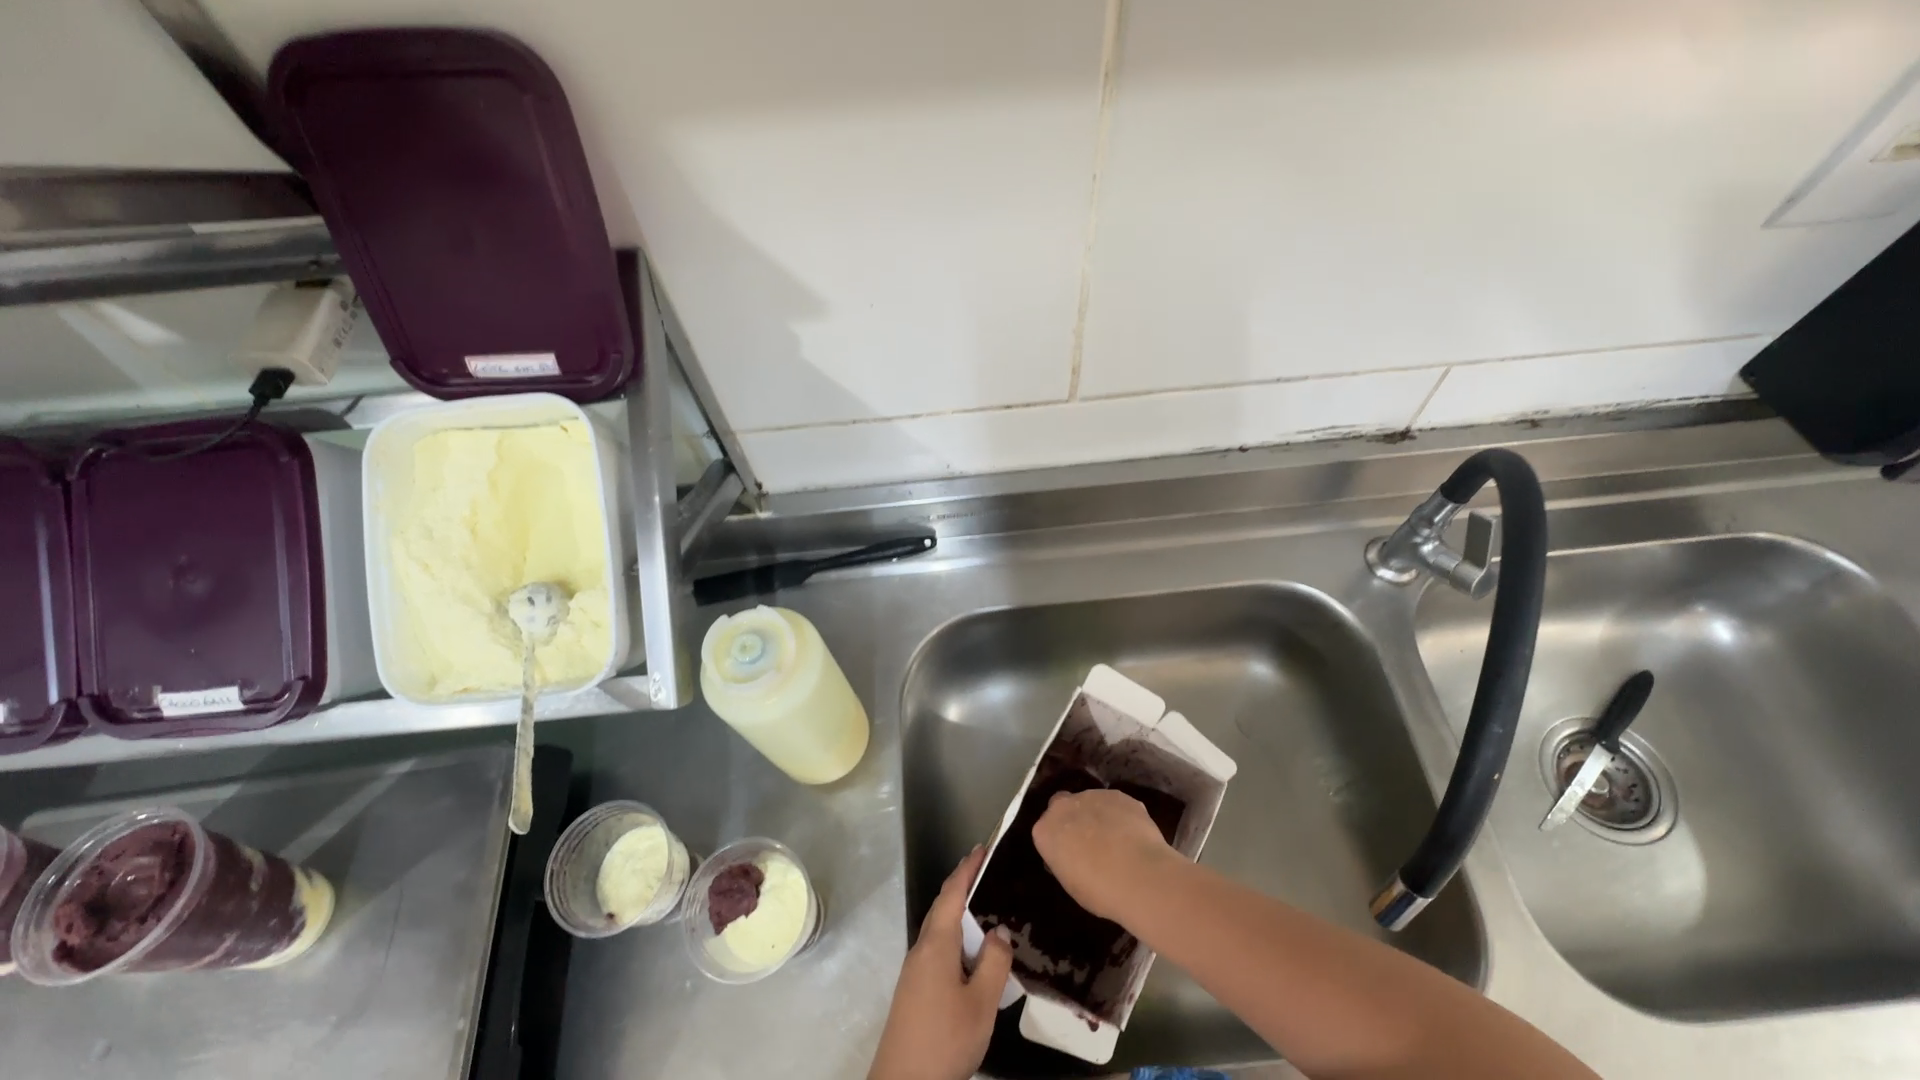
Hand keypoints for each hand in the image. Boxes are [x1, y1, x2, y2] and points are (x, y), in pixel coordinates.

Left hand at [868, 846, 1014, 1079]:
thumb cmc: (944, 1038)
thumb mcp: (980, 1002)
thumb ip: (994, 962)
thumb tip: (998, 930)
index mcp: (935, 945)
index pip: (951, 894)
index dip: (967, 870)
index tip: (983, 848)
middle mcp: (922, 951)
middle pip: (943, 910)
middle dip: (965, 888)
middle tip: (993, 875)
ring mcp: (916, 972)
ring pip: (942, 932)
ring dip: (963, 917)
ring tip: (992, 910)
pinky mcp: (916, 991)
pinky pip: (940, 952)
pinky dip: (959, 941)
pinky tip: (976, 955)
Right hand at [1032, 788, 1181, 920]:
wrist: (1139, 876)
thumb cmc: (1099, 890)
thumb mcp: (1070, 883)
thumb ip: (1065, 860)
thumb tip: (1074, 855)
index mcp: (1044, 830)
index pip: (1046, 831)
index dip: (1059, 842)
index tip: (1070, 856)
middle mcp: (1064, 806)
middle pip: (1064, 807)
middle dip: (1074, 819)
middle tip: (1090, 842)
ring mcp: (1093, 796)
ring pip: (1091, 802)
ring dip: (1099, 816)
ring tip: (1118, 841)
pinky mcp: (1120, 795)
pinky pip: (1116, 804)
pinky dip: (1121, 815)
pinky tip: (1134, 836)